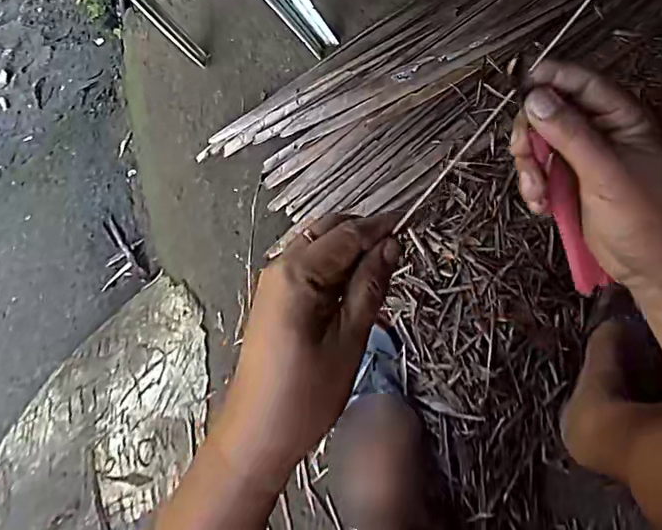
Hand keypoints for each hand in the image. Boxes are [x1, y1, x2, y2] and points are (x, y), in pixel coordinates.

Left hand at [209, 212, 401, 492]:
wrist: (255, 439)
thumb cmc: (300, 400)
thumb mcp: (349, 341)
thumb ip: (370, 286)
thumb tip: (390, 247)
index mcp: (296, 274)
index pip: (348, 233)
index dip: (381, 226)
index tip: (407, 222)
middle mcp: (280, 267)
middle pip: (331, 229)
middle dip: (366, 232)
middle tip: (399, 246)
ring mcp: (275, 280)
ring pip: (321, 243)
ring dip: (352, 247)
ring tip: (383, 265)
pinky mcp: (276, 296)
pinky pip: (312, 263)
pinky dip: (337, 263)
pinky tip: (357, 282)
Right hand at [509, 59, 661, 303]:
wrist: (660, 275)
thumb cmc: (651, 222)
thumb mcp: (607, 174)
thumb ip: (570, 133)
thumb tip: (536, 97)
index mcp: (623, 117)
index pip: (582, 81)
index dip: (550, 78)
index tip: (521, 84)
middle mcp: (603, 130)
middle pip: (552, 109)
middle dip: (533, 132)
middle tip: (525, 154)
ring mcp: (587, 156)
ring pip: (541, 140)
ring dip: (530, 164)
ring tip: (537, 192)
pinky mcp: (573, 181)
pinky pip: (542, 169)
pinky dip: (535, 184)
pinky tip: (542, 205)